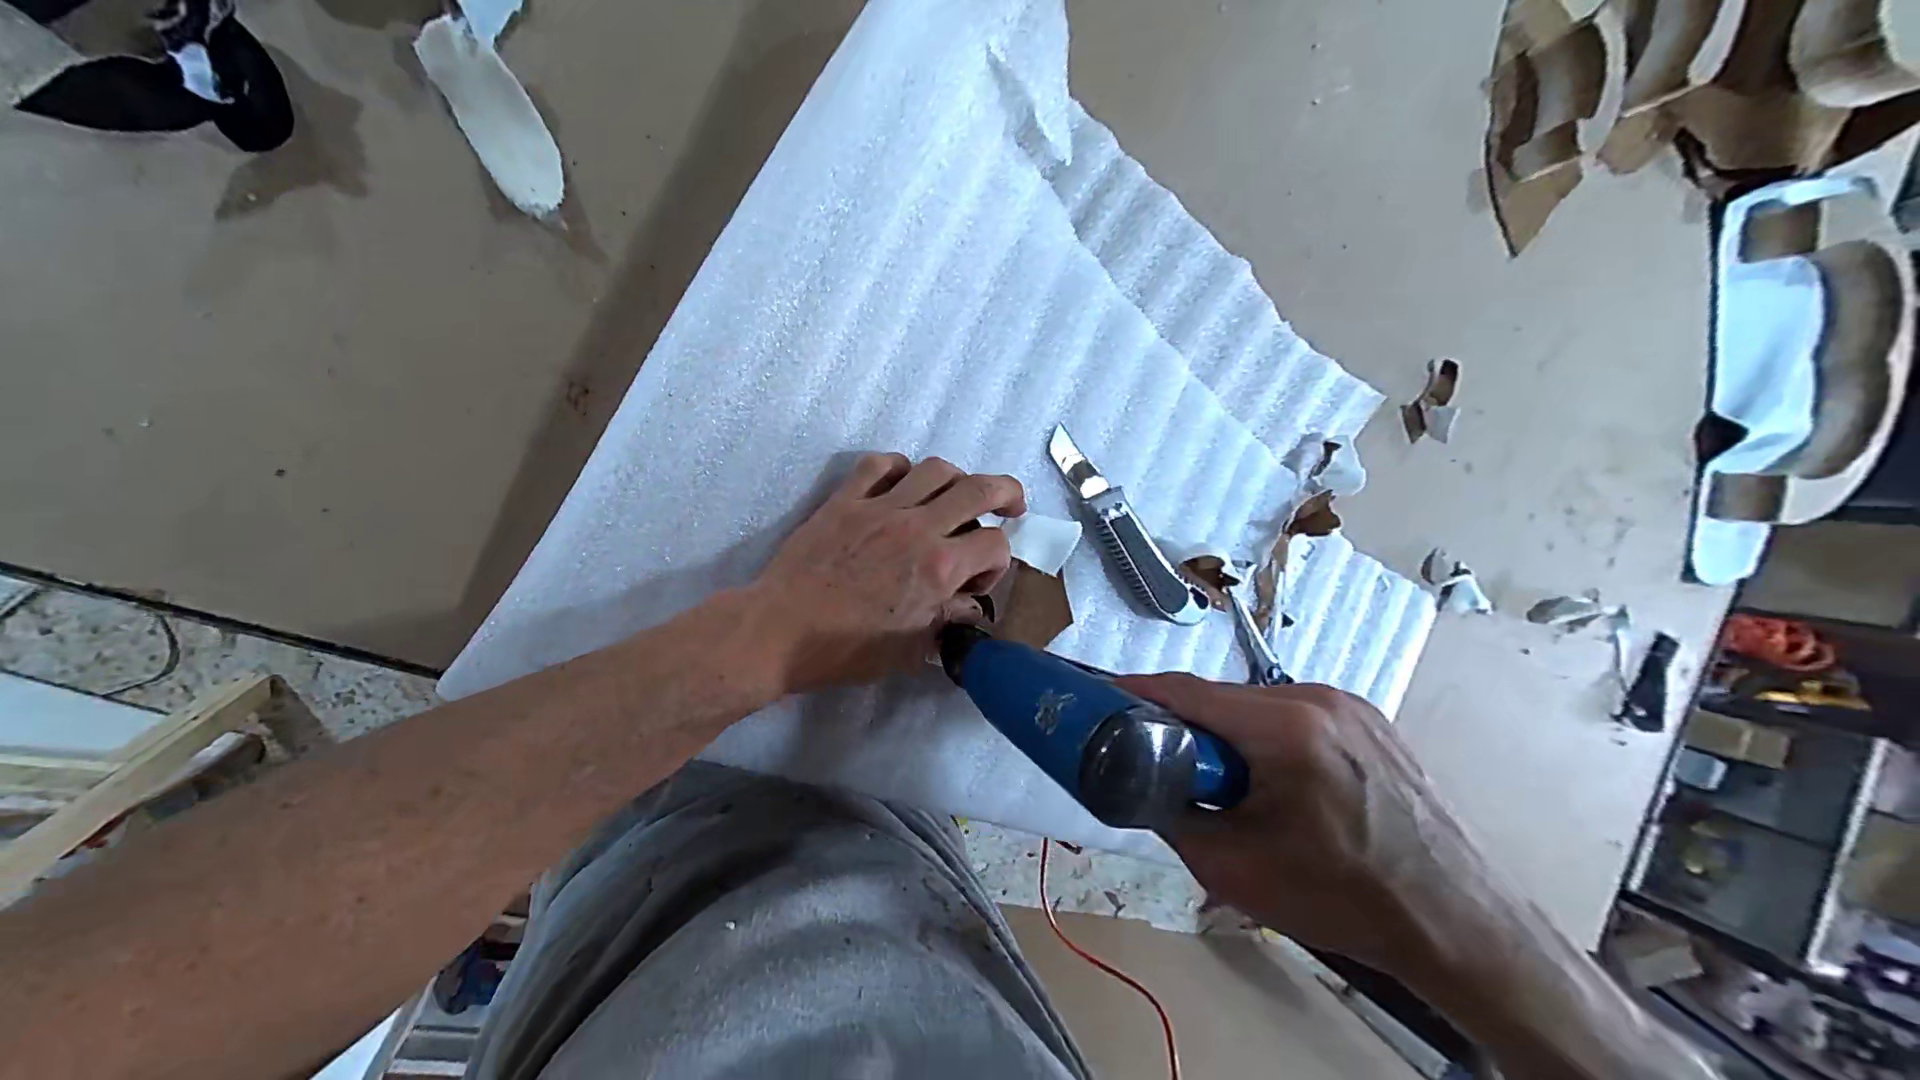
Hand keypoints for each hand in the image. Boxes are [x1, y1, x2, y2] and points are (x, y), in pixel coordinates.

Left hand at [750, 453, 1025, 693]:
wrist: (780, 631)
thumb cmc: (847, 649)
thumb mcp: (911, 649)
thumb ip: (949, 620)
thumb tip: (970, 606)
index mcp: (938, 568)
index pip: (995, 545)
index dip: (998, 563)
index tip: (977, 582)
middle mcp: (917, 528)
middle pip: (979, 489)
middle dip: (1006, 492)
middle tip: (1010, 505)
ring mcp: (880, 508)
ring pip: (934, 468)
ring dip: (957, 478)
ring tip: (955, 495)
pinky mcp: (845, 500)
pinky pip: (879, 464)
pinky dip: (899, 468)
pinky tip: (902, 483)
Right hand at [1114, 674, 1480, 979]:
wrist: (1461, 926)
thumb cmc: (1344, 899)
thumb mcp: (1231, 866)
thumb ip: (1170, 813)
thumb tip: (1140, 782)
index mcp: (1286, 727)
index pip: (1187, 691)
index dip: (1136, 692)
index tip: (1100, 699)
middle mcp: (1319, 698)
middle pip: (1222, 698)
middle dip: (1185, 725)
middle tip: (1161, 760)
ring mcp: (1351, 704)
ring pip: (1257, 705)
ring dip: (1227, 733)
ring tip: (1222, 781)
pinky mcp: (1370, 720)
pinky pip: (1294, 715)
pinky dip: (1267, 738)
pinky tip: (1273, 780)